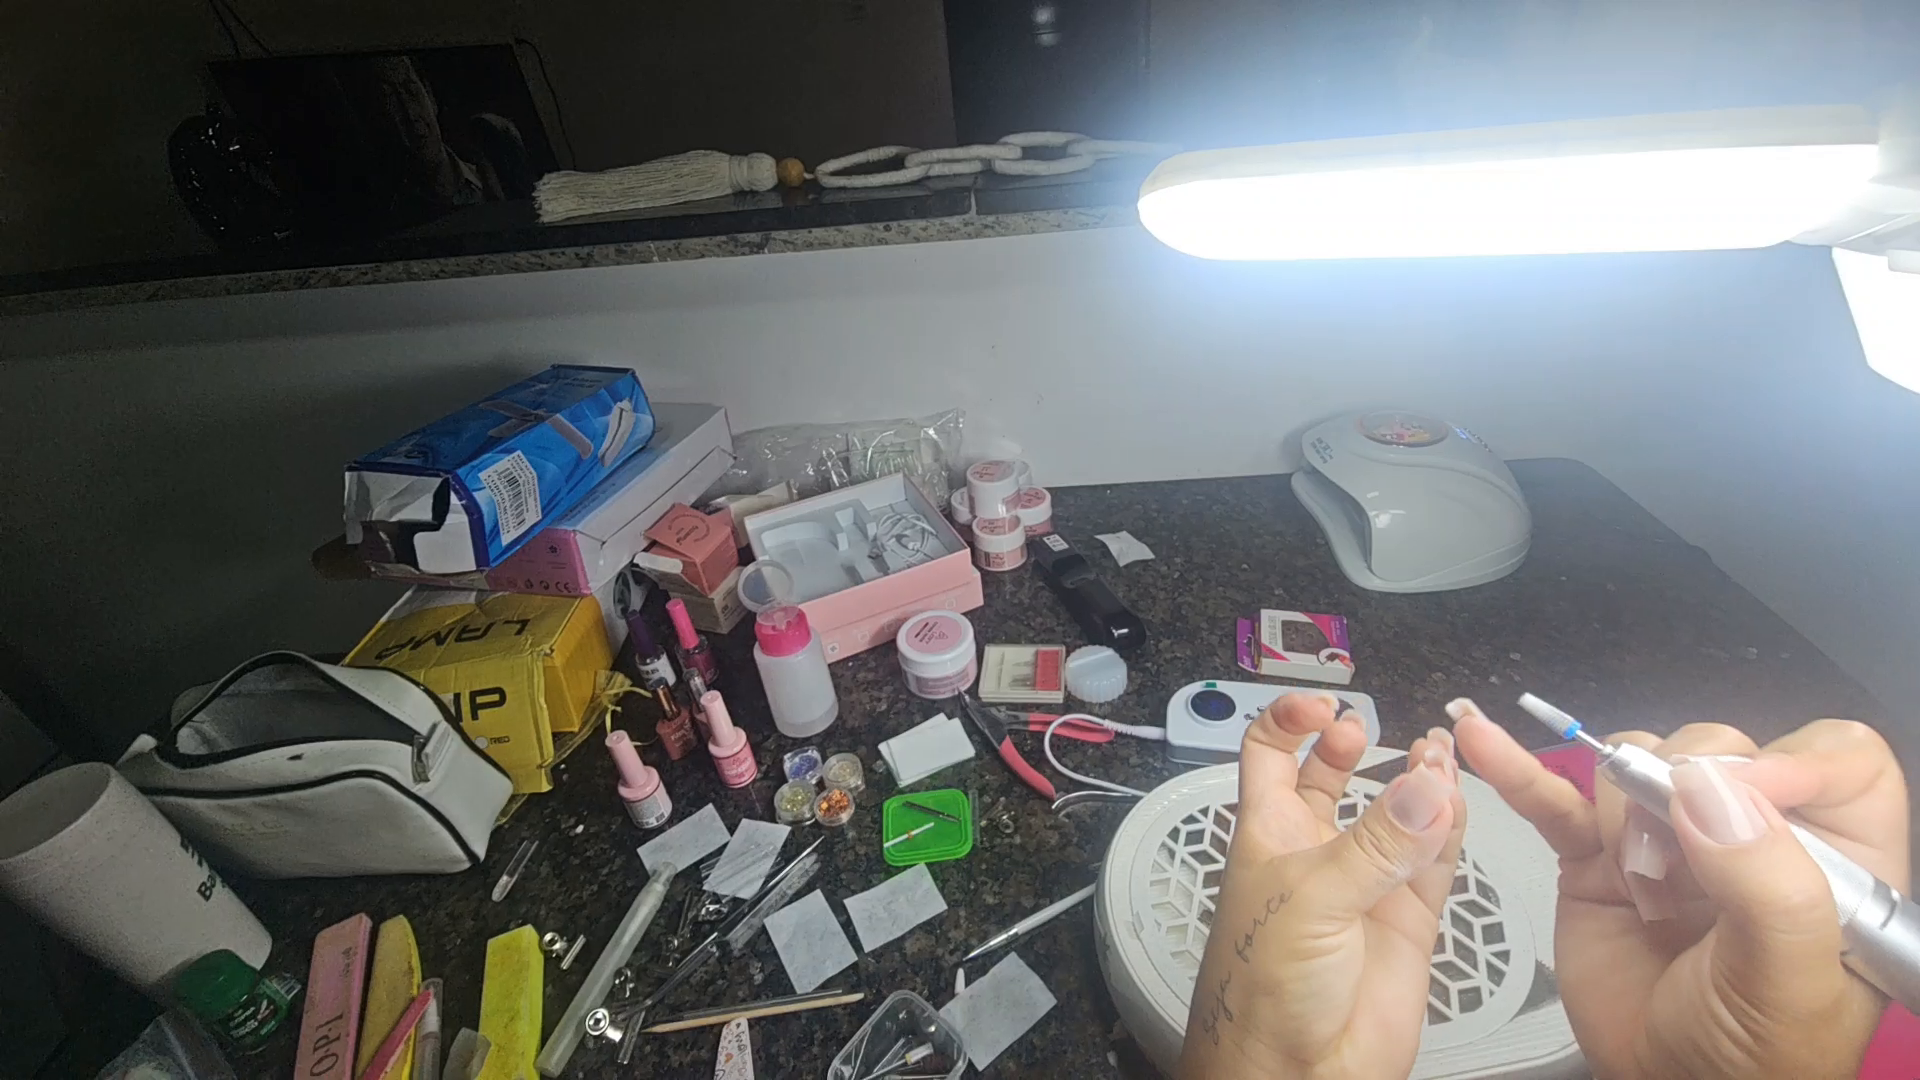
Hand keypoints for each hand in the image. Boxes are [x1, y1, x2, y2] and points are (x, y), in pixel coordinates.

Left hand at [1179, 694, 1466, 1079]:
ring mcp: (1363, 878)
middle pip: (1326, 776)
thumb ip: (1374, 845)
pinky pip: (1433, 860)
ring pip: (1391, 813)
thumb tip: (1429, 784)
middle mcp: (1313, 845)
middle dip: (1346, 745)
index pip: (1267, 753)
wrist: (1298, 1069)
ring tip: (1438, 750)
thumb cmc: (1268, 974)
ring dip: (1413, 781)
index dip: (1287, 721)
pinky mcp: (1408, 916)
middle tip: (1371, 729)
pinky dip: (1450, 829)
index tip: (1322, 706)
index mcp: (1268, 828)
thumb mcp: (1310, 897)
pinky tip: (1459, 797)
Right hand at [1451, 701, 1909, 1079]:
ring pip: (1628, 765)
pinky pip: (1547, 797)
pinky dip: (1511, 768)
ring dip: (1613, 805)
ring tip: (1623, 872)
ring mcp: (1658, 842)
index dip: (1788, 762)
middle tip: (1665, 858)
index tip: (1730, 798)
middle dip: (1675, 789)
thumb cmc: (1748, 1054)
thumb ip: (1767, 888)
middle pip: (1710, 754)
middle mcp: (1744, 838)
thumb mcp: (1783, 986)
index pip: (1834, 764)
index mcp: (1829, 863)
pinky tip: (1480, 739)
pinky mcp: (1587, 853)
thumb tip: (1702, 784)